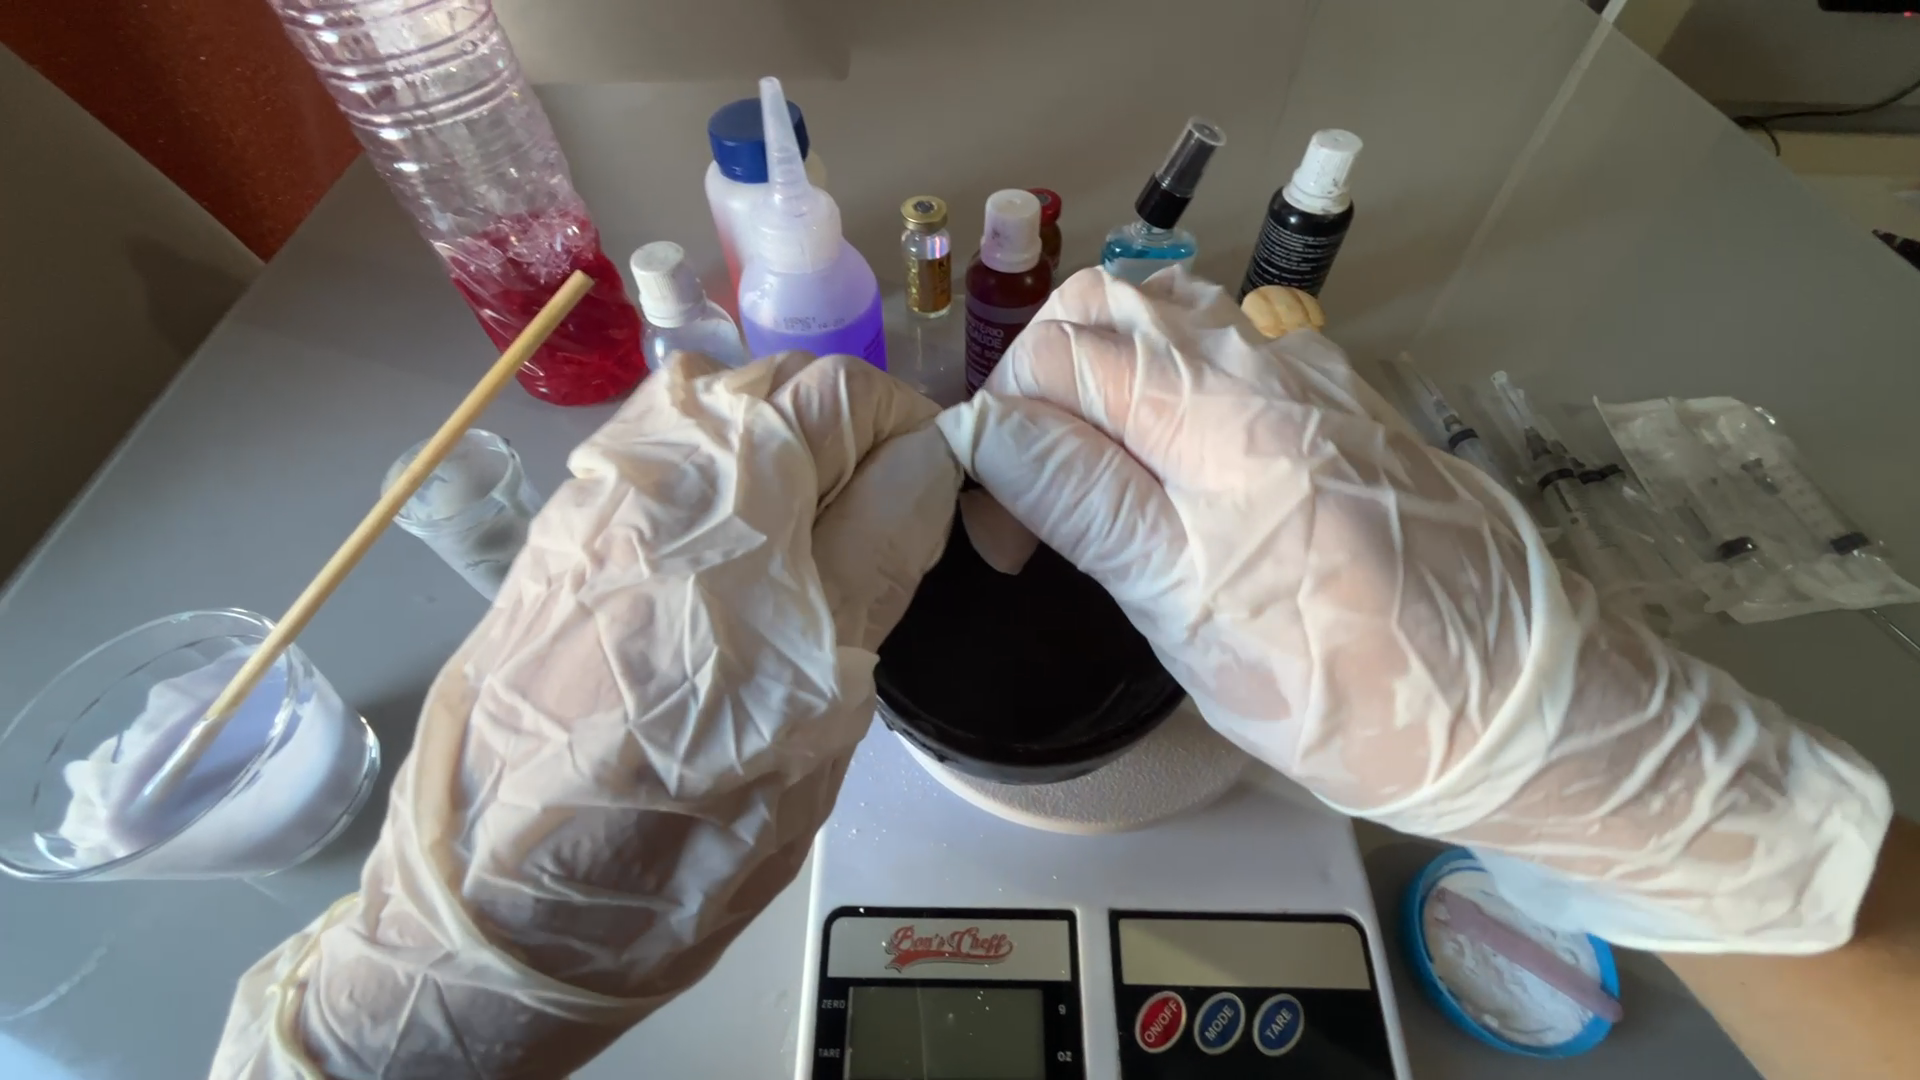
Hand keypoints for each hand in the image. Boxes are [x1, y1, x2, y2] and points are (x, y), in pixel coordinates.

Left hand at [212, 352, 959, 1077]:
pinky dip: (737, 472)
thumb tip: (940, 453)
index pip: (846, 390)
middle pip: (784, 384)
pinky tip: (746, 545)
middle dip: (859, 438)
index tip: (941, 496)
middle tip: (887, 527)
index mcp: (723, 495)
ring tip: (819, 542)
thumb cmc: (685, 813)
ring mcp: (599, 482)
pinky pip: (677, 450)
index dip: (915, 430)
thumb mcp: (817, 688)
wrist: (501, 902)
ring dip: (798, 454)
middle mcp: (647, 457)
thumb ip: (881, 548)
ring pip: (730, 410)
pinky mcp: (570, 521)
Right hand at [939, 267, 1890, 953]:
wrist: (1532, 708)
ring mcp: (1304, 369)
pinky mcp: (1330, 386)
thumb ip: (1089, 508)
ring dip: (1086, 367)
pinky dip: (1146, 364)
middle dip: (1030, 383)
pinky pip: (1210, 333)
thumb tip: (990, 436)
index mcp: (1226, 432)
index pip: (1054, 367)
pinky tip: (1150, 438)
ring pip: (1152, 309)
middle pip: (1097, 308)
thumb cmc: (1351, 694)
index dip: (994, 436)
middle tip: (1029, 481)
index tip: (998, 531)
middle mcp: (1264, 371)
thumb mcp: (1196, 622)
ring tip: (1083, 461)